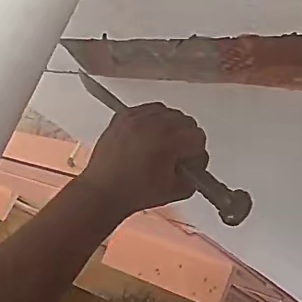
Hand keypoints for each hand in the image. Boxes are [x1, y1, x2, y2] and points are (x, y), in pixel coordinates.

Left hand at [73, 104, 207, 216]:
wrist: (103, 191)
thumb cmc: (134, 192)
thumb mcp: (176, 190)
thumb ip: (194, 176)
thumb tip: (196, 165)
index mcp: (170, 140)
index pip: (198, 137)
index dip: (196, 154)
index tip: (189, 163)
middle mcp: (155, 124)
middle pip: (186, 121)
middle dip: (185, 138)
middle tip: (177, 156)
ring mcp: (138, 117)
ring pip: (167, 112)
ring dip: (169, 127)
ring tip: (161, 145)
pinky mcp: (124, 116)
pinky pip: (147, 109)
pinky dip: (151, 120)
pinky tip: (148, 137)